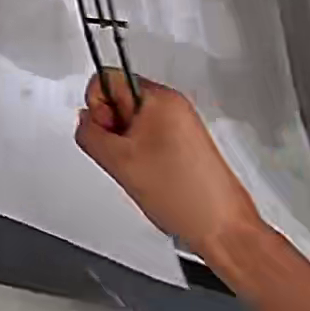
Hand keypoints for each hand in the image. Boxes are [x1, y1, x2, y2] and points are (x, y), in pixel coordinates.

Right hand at [75, 72, 261, 254]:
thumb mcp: (117, 160)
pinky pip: (148, 136)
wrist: (224, 232)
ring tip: (142, 170)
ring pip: (132, 120)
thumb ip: (88, 132)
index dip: (99, 107)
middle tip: (126, 155)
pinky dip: (142, 154)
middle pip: (119, 99)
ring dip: (127, 144)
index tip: (110, 132)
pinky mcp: (186, 142)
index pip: (107, 78)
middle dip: (114, 128)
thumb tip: (84, 121)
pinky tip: (152, 176)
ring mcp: (182, 123)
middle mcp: (173, 104)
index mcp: (160, 97)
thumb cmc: (184, 197)